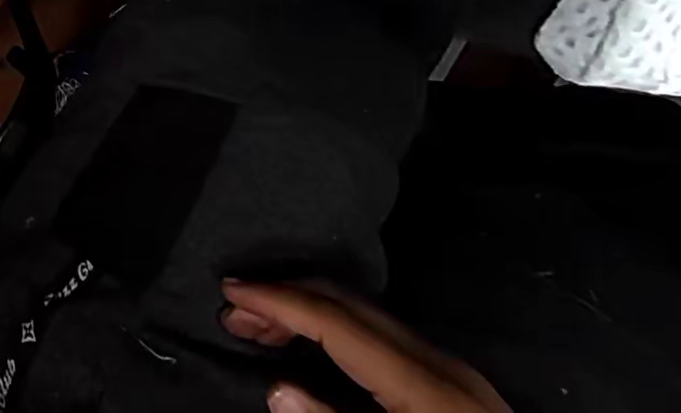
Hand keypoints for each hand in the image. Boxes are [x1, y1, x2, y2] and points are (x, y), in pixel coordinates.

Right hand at [220, 280, 509, 412]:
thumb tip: (276, 389)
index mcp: (424, 383)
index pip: (335, 321)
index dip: (277, 301)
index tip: (230, 291)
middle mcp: (436, 361)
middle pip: (345, 303)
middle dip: (283, 296)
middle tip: (233, 308)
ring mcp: (449, 368)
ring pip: (360, 311)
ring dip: (304, 308)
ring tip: (258, 324)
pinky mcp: (450, 381)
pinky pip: (375, 332)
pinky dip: (332, 326)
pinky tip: (309, 341)